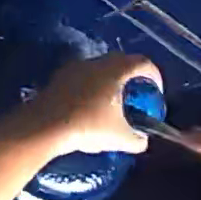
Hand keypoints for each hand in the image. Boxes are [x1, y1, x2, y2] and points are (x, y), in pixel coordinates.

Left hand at [5, 53, 154, 156]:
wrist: (45, 125)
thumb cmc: (88, 126)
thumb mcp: (121, 138)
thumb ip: (138, 138)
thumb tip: (142, 138)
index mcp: (114, 70)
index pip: (143, 62)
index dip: (154, 75)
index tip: (155, 92)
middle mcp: (95, 62)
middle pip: (121, 61)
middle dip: (133, 76)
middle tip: (137, 96)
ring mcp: (75, 67)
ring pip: (100, 67)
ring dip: (110, 80)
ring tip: (113, 102)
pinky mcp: (60, 76)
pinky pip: (84, 75)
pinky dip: (92, 85)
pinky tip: (90, 105)